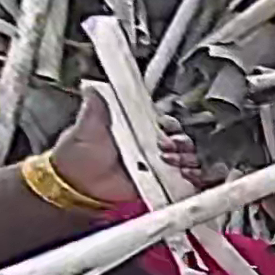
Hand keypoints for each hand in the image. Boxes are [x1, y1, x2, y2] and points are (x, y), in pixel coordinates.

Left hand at [48, 90, 202, 205]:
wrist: (79, 185)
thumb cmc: (79, 157)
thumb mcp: (86, 129)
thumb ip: (95, 110)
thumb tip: (95, 89)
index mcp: (138, 132)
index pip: (166, 125)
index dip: (171, 125)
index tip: (166, 127)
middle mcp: (153, 149)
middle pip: (184, 142)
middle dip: (182, 143)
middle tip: (166, 147)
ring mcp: (162, 168)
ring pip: (191, 160)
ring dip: (188, 159)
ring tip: (171, 161)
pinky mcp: (167, 185)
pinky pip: (192, 181)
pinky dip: (196, 177)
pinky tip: (186, 174)